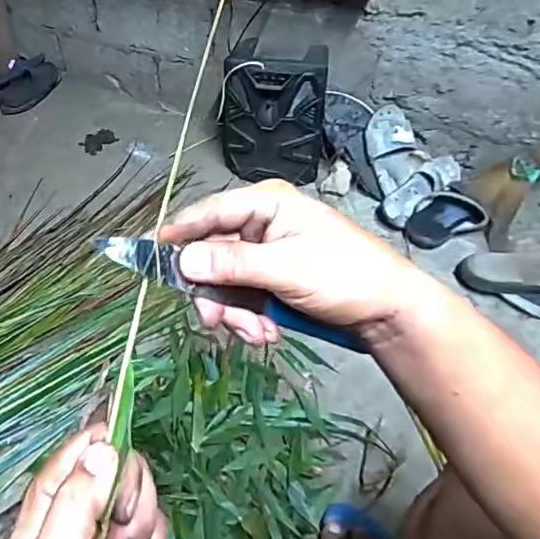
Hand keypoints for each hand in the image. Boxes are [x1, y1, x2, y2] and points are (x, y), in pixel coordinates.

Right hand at [158, 180, 446, 348]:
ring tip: (256, 333)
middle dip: (214, 292)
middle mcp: (262, 224)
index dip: (178, 233)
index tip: (149, 254)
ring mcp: (268, 252)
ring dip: (234, 312)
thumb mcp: (285, 268)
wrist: (390, 311)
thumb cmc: (344, 275)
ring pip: (225, 281)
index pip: (209, 211)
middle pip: (212, 254)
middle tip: (213, 322)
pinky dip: (248, 317)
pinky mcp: (274, 278)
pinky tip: (266, 333)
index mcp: (266, 204)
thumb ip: (231, 263)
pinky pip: (243, 296)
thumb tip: (182, 260)